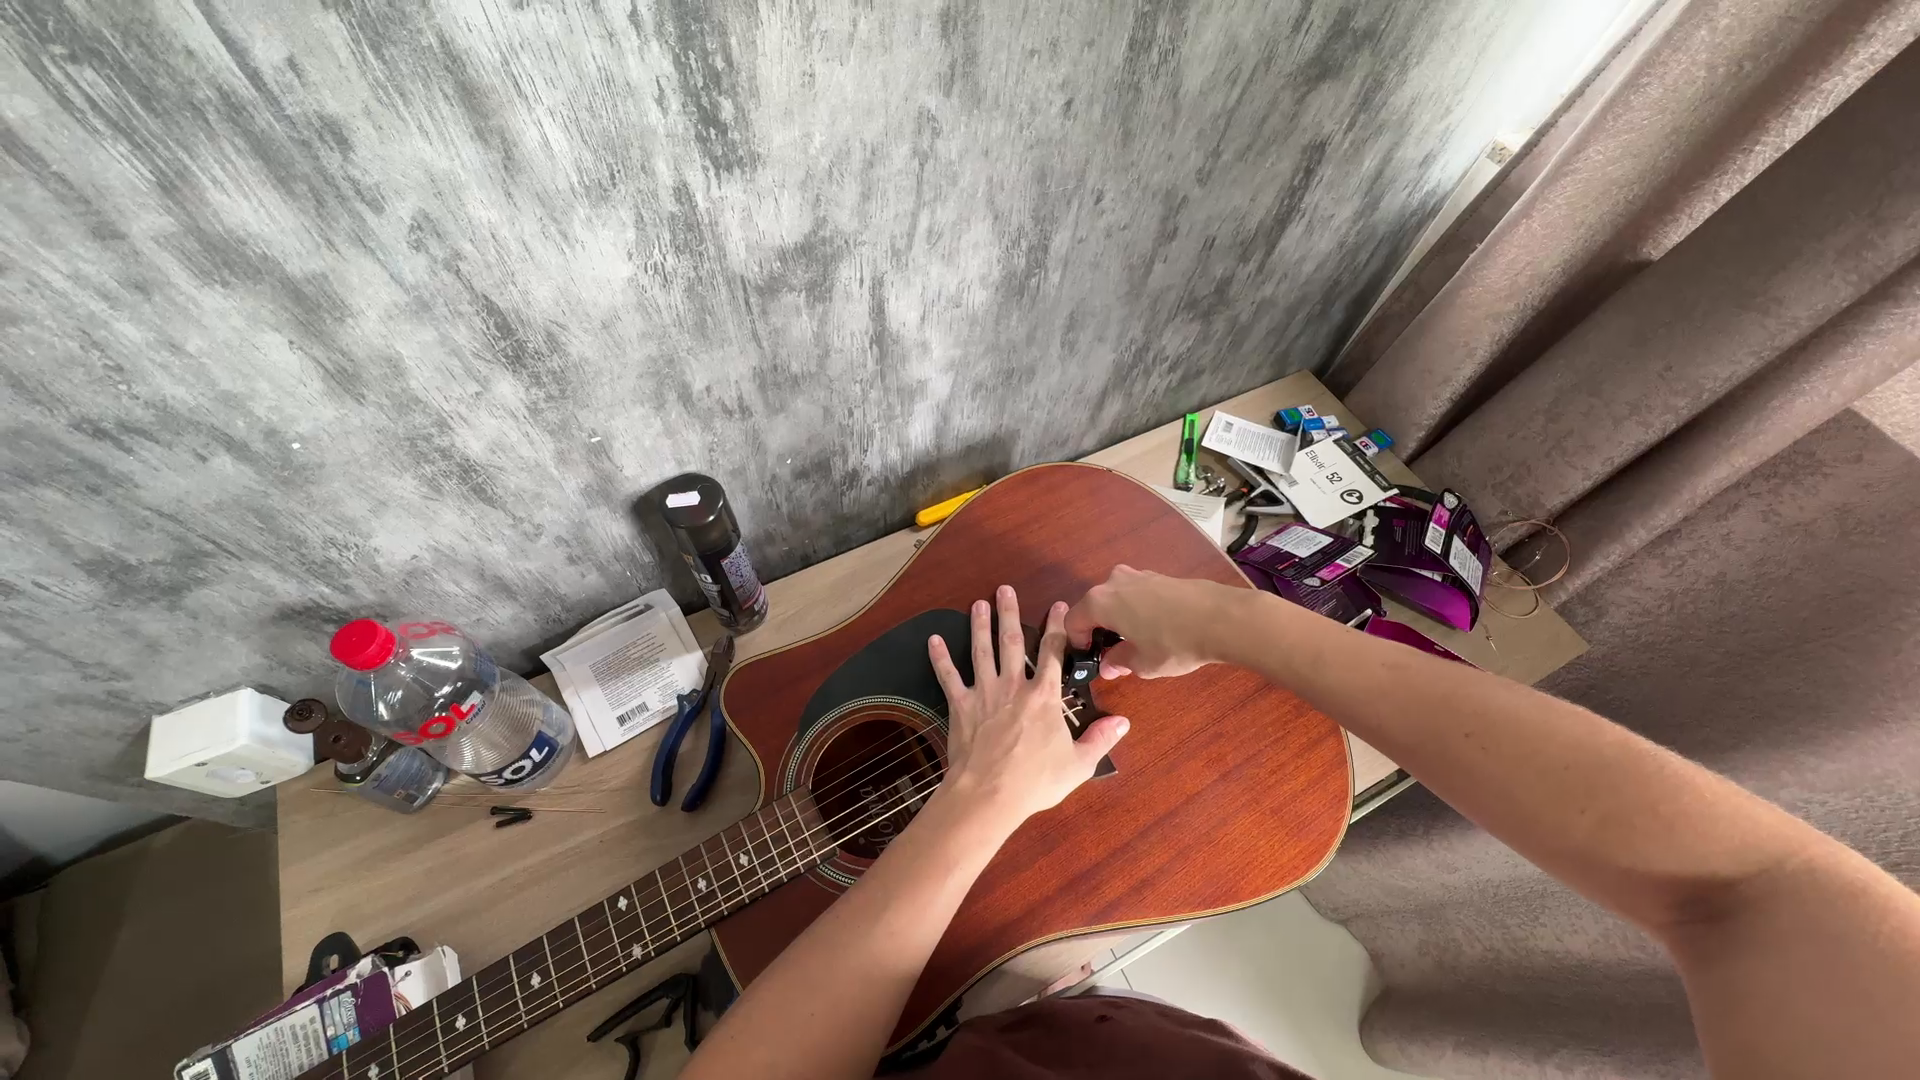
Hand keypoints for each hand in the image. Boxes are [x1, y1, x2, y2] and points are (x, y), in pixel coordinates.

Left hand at [928, 586, 1129, 828]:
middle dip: (1009, 614)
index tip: (1059, 606)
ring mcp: (984, 693)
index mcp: (1044, 697)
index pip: (1054, 653)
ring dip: (979, 625)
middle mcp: (1014, 687)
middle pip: (1012, 643)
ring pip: (981, 652)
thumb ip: (1099, 740)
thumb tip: (1124, 722)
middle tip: (1004, 589)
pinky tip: (933, 640)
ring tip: (977, 603)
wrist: (988, 796)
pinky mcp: (960, 706)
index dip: (1058, 627)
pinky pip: (948, 677)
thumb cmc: (1034, 782)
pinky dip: (940, 658)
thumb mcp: (1078, 765)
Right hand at [1064, 564, 1244, 678]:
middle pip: (1094, 607)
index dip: (1077, 643)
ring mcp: (1138, 575)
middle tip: (1114, 654)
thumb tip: (1110, 665)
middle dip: (1099, 630)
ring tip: (1138, 642)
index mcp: (1100, 601)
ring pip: (1117, 599)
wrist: (1223, 618)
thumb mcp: (1142, 663)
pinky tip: (1158, 628)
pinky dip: (1138, 610)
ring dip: (1119, 619)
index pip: (1073, 621)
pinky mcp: (1160, 576)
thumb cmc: (1175, 643)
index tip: (1091, 658)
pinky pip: (1137, 594)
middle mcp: (1114, 582)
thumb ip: (1119, 662)